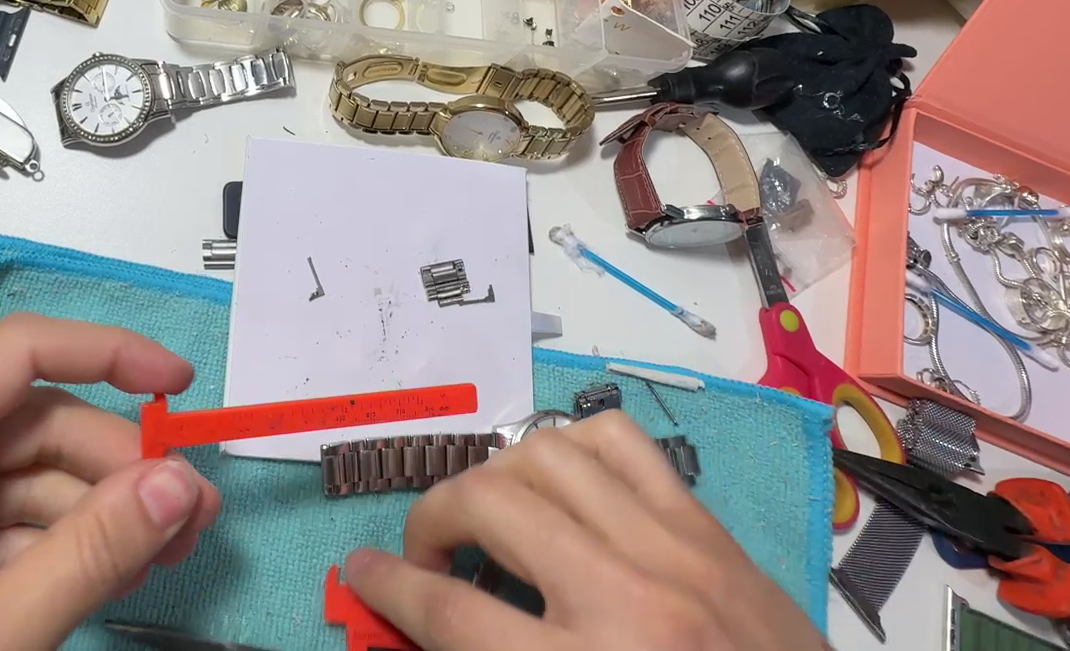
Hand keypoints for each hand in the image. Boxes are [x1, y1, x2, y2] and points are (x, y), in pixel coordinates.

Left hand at [0, 313, 222, 650]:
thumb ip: (87, 556)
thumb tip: (179, 485)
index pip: (16, 353)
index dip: (108, 353)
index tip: (178, 382)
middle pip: (32, 424)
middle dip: (116, 466)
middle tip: (191, 512)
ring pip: (24, 474)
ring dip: (97, 509)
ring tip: (165, 548)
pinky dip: (56, 541)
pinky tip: (109, 568)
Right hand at [343, 411, 824, 649]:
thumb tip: (427, 627)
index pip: (449, 614)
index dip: (387, 587)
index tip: (360, 570)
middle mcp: (626, 598)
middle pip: (487, 504)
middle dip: (432, 521)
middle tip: (433, 555)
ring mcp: (674, 549)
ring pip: (545, 453)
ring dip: (496, 477)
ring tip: (494, 514)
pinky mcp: (709, 528)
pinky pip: (619, 441)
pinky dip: (572, 448)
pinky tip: (565, 483)